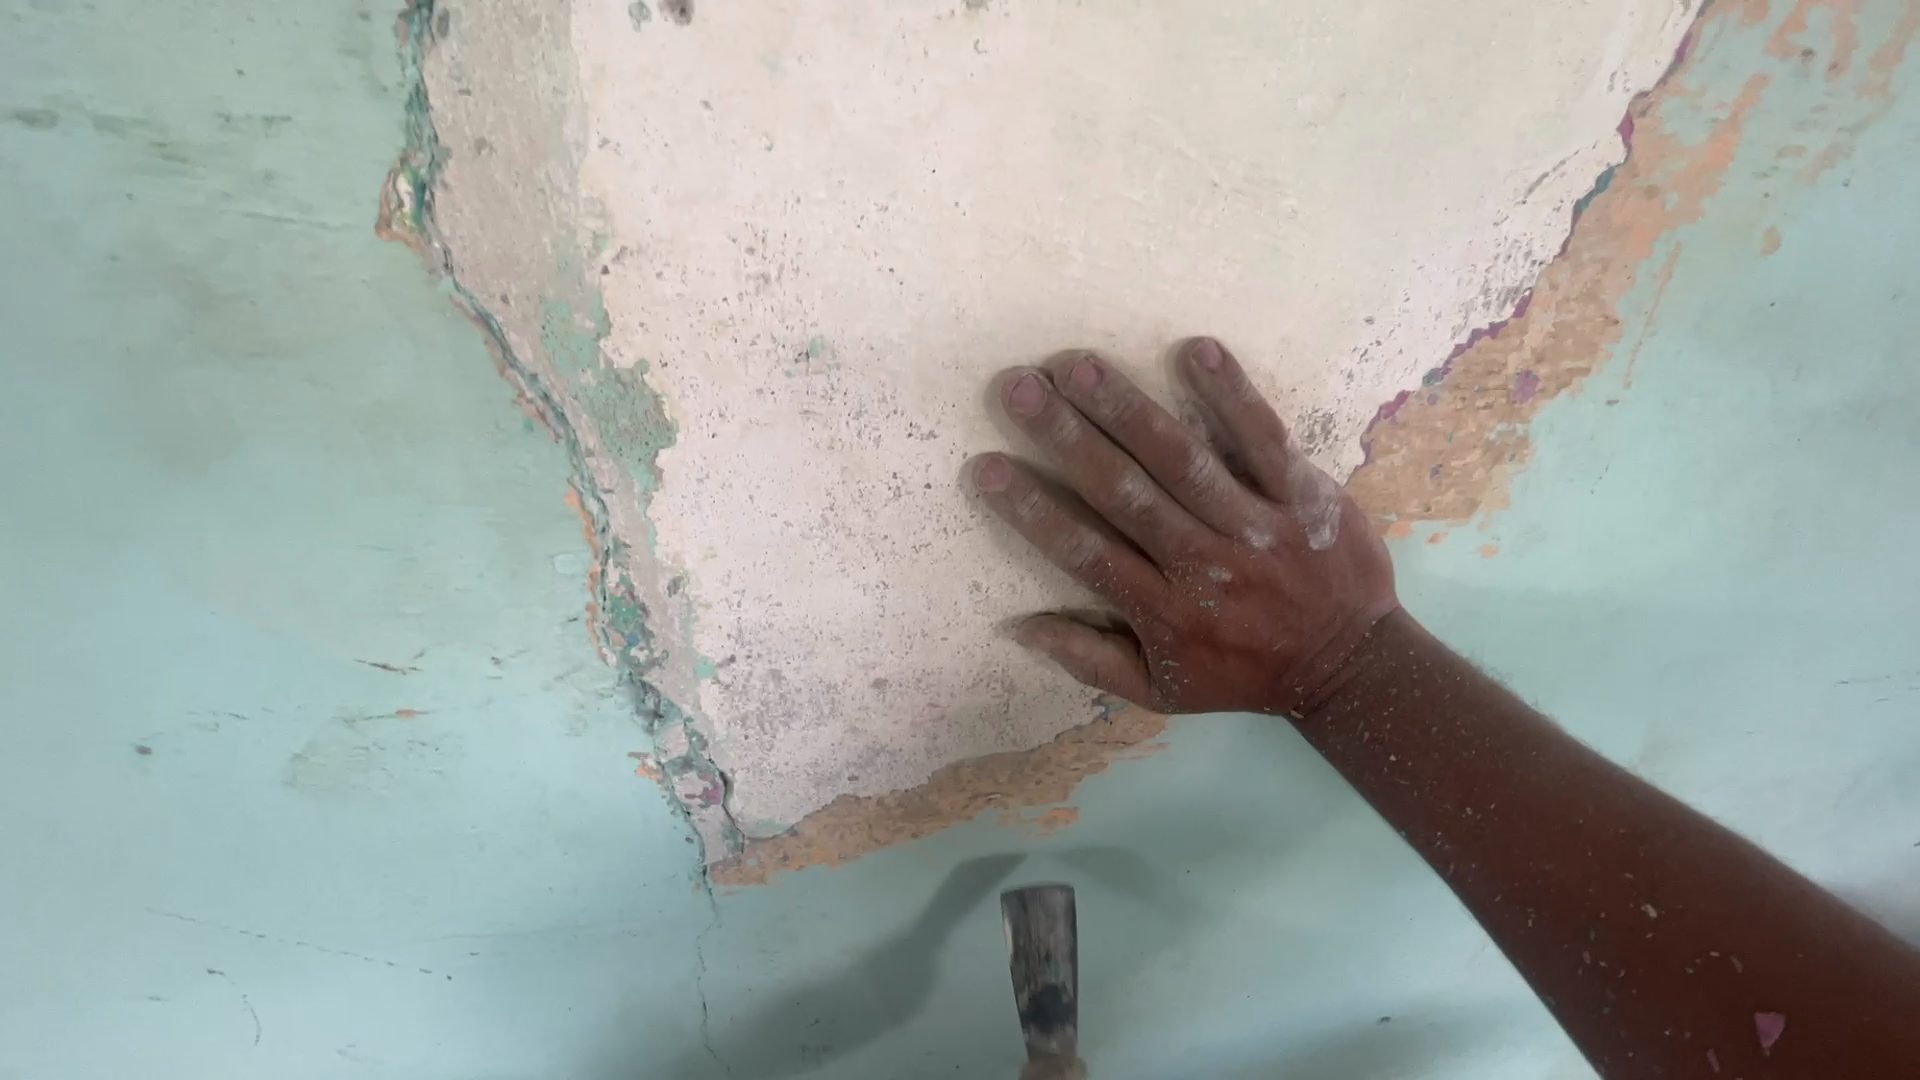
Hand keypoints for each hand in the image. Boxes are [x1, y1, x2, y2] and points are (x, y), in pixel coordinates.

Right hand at [970, 337, 1398, 716]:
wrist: (1349, 667)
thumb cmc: (1240, 673)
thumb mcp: (1159, 691)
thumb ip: (1088, 660)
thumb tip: (1017, 627)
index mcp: (1162, 611)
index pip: (1085, 552)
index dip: (1031, 510)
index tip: (985, 467)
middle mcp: (1202, 563)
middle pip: (1124, 493)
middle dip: (1067, 438)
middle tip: (1021, 389)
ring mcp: (1256, 526)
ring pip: (1183, 460)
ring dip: (1127, 409)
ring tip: (1078, 366)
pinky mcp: (1304, 497)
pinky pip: (1264, 439)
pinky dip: (1232, 395)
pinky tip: (1195, 351)